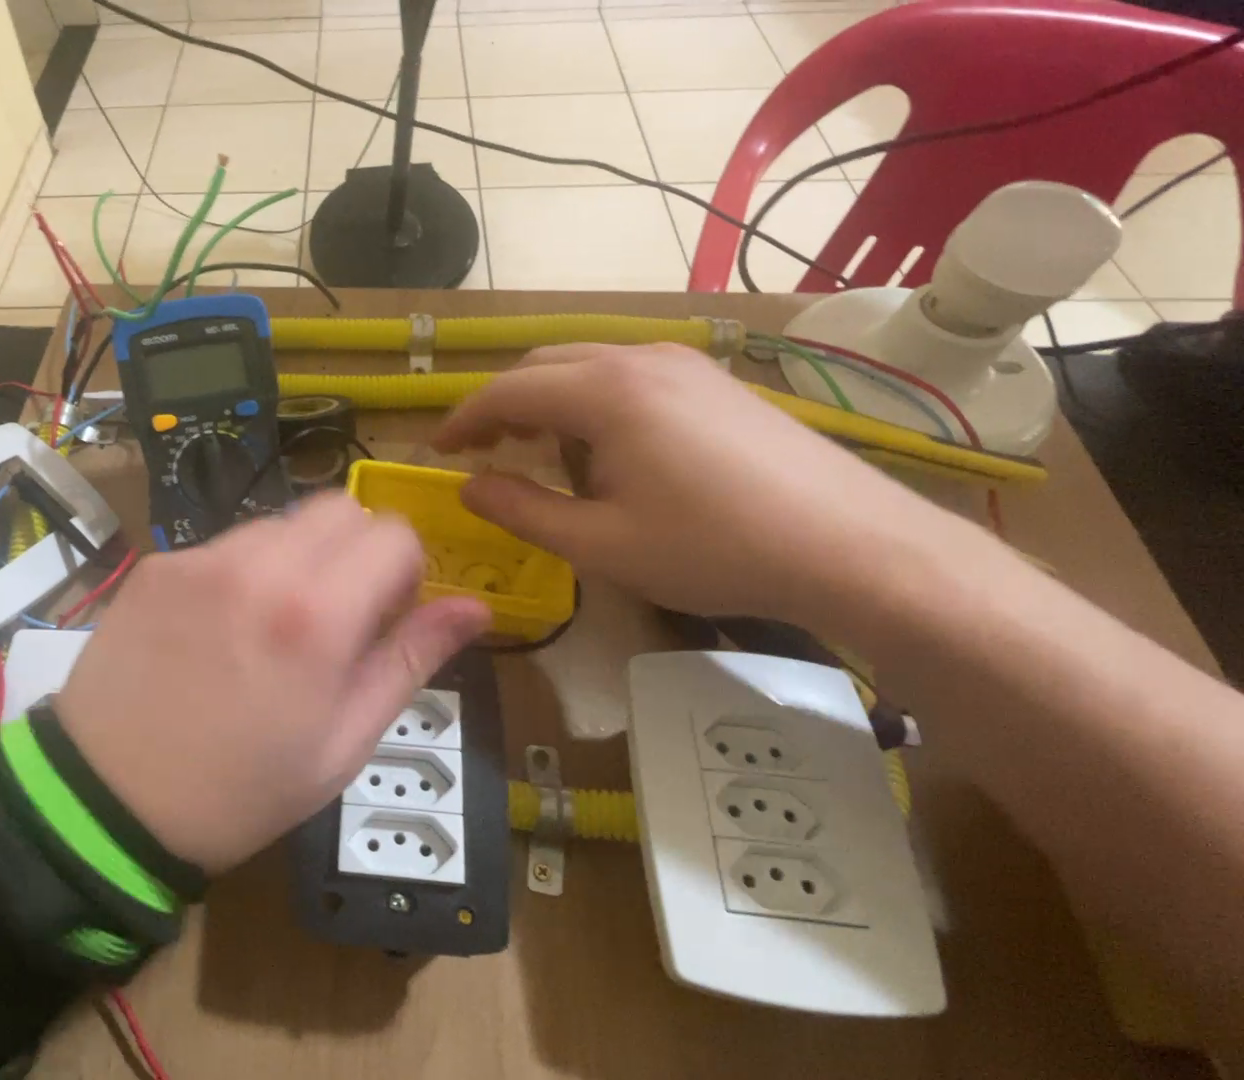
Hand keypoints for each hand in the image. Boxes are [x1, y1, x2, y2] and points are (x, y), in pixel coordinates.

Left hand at [55, 494, 491, 874]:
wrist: (106, 804)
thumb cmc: (240, 791)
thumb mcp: (343, 744)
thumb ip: (411, 661)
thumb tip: (476, 608)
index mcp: (316, 615)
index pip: (394, 532)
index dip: (407, 570)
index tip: (388, 615)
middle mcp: (257, 566)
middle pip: (341, 508)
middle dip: (359, 551)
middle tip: (339, 617)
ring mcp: (199, 558)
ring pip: (283, 520)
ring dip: (302, 556)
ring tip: (276, 625)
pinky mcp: (159, 565)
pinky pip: (227, 543)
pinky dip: (246, 569)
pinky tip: (223, 628)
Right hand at [432, 343, 975, 631]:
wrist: (848, 545)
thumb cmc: (711, 549)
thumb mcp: (599, 544)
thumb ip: (522, 511)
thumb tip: (469, 488)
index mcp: (605, 392)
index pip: (508, 391)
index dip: (464, 419)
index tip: (437, 450)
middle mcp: (640, 359)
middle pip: (545, 366)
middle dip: (502, 404)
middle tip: (481, 452)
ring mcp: (685, 364)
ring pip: (588, 366)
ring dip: (548, 402)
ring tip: (539, 455)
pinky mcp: (715, 382)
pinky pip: (629, 375)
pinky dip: (592, 402)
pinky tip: (605, 450)